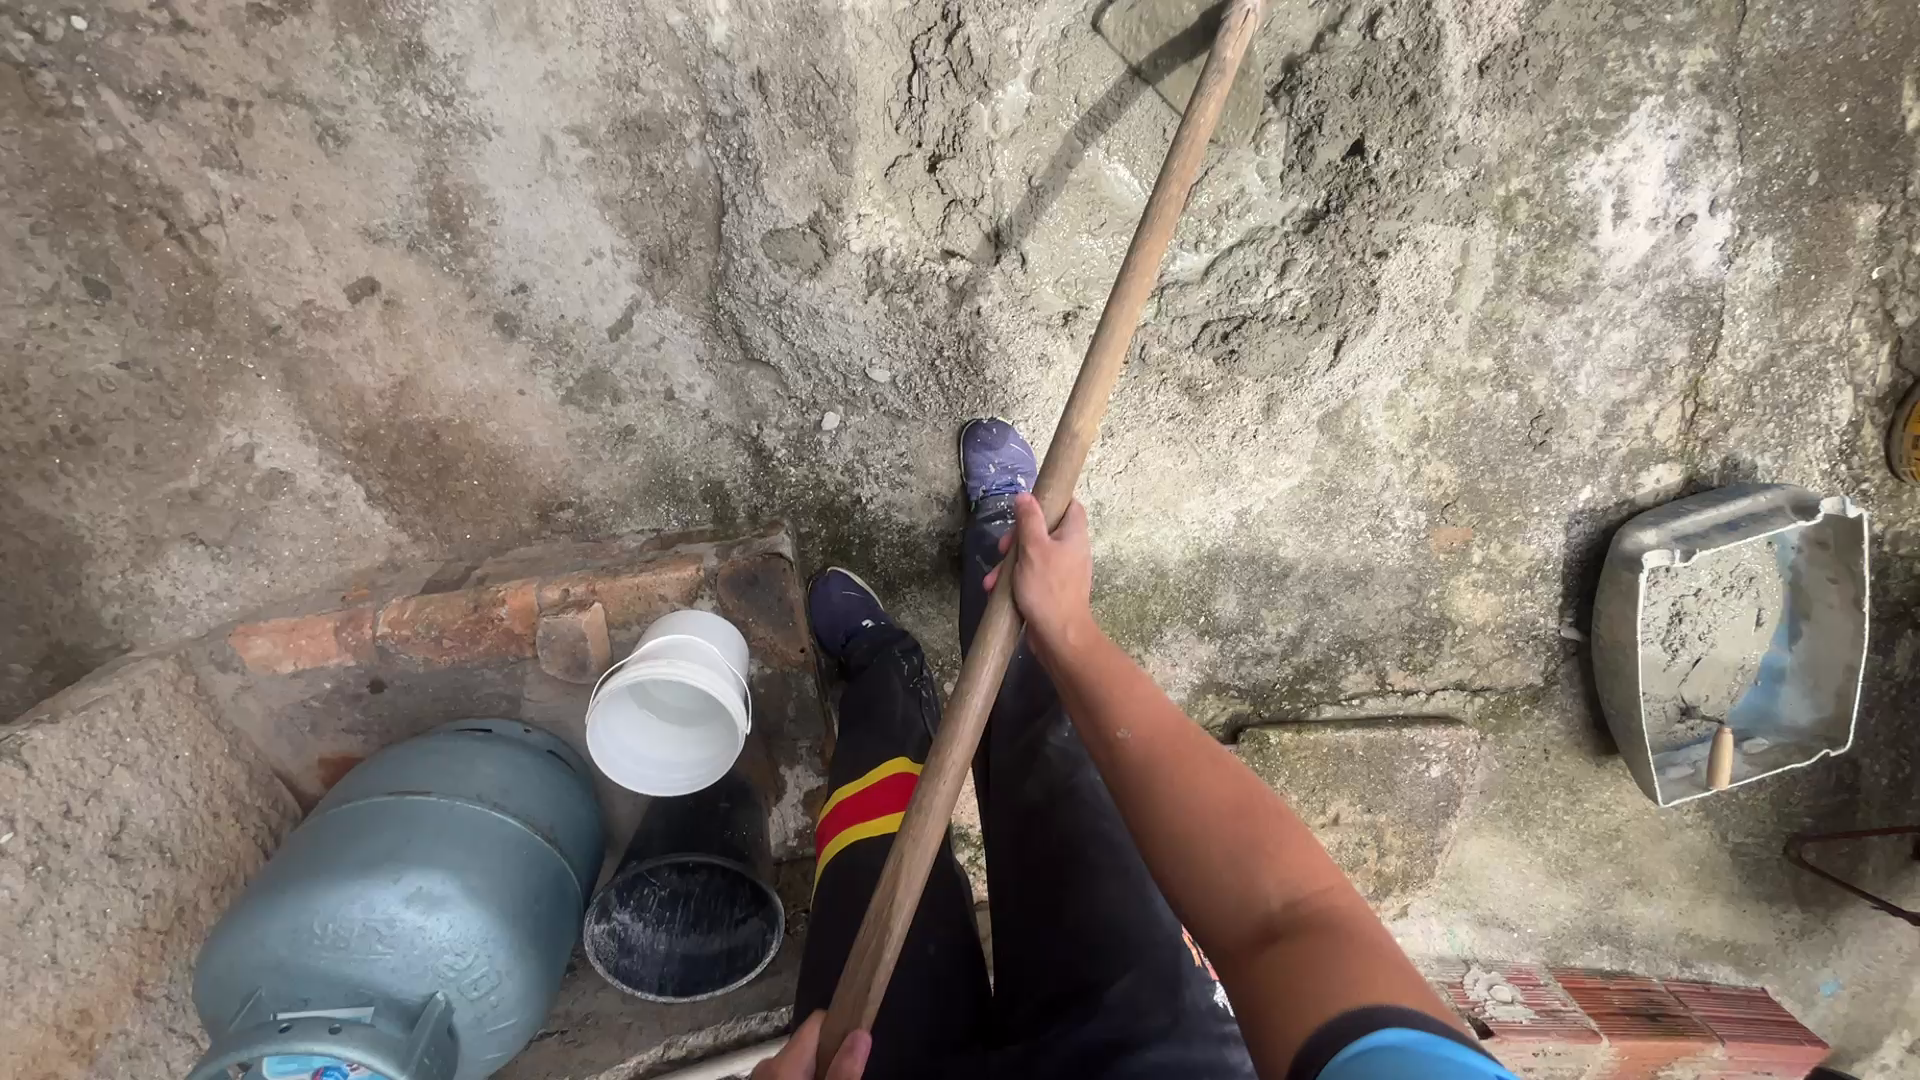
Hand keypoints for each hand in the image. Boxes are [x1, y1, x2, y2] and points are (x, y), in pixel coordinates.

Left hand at [750, 1011, 869, 1079]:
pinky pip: (785, 1077)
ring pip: (796, 1066)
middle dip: (828, 1058)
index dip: (840, 1029)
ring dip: (814, 1073)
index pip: (818, 1021)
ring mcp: (759, 1079)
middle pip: (809, 1046)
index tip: (856, 1044)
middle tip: (843, 1077)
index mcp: (782, 1061)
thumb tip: (861, 1033)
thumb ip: (843, 1072)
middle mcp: (766, 1064)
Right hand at [983, 493, 1097, 664]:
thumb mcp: (1033, 548)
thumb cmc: (1048, 588)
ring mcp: (1062, 571)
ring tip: (992, 579)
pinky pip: (1031, 575)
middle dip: (1017, 539)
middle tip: (1003, 548)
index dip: (1049, 503)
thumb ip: (1028, 520)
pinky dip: (1014, 580)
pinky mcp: (1051, 589)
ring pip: (1032, 555)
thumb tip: (1025, 496)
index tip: (1027, 509)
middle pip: (1043, 530)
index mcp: (1073, 534)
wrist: (1059, 636)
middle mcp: (1071, 549)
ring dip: (1009, 564)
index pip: (1069, 505)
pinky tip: (995, 590)